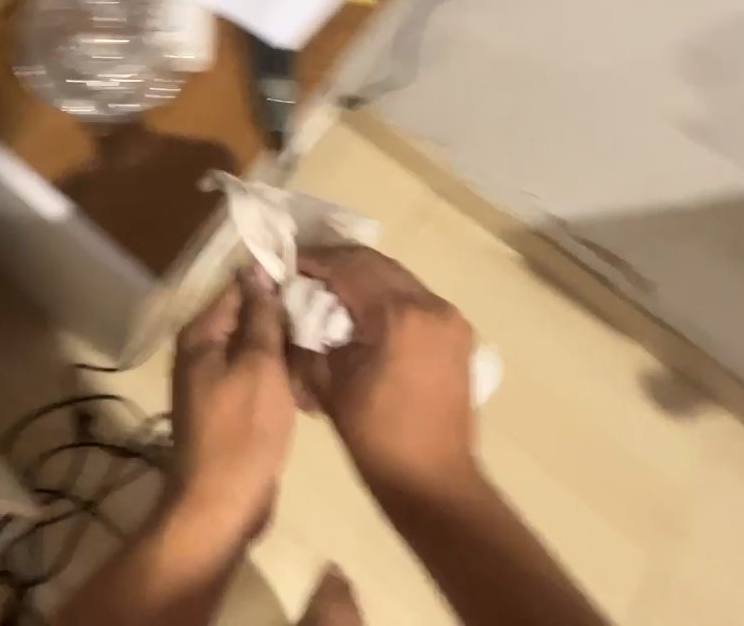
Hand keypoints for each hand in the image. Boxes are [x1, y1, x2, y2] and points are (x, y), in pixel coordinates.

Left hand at [171, 266, 295, 543]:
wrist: (222, 504)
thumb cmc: (243, 429)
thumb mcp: (259, 364)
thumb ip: (260, 315)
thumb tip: (255, 267)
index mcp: (200, 333)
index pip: (238, 288)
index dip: (274, 283)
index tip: (313, 282)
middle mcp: (200, 350)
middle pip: (246, 317)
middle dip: (282, 318)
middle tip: (324, 317)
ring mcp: (212, 379)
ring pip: (255, 348)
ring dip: (284, 349)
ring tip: (320, 347)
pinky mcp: (228, 404)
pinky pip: (255, 375)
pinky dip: (278, 376)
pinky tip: (306, 381)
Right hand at [290, 246, 483, 504]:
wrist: (434, 482)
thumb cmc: (375, 436)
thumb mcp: (328, 381)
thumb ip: (307, 332)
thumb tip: (290, 302)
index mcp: (399, 316)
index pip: (348, 267)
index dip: (314, 261)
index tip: (286, 263)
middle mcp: (431, 305)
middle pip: (374, 262)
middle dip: (336, 261)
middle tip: (303, 270)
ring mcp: (450, 317)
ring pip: (395, 275)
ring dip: (360, 274)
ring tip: (327, 286)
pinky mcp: (456, 332)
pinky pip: (413, 295)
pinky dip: (382, 293)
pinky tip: (359, 308)